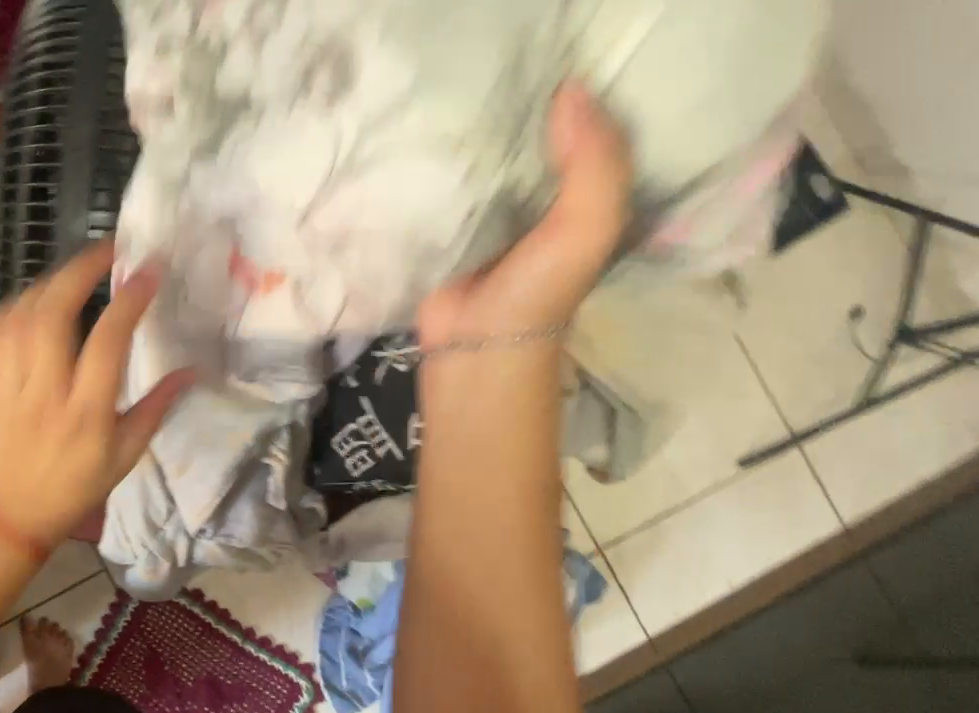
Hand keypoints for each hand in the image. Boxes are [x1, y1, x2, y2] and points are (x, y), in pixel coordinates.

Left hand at [0, 238, 195, 547]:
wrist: (17, 511)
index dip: (128, 301)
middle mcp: (44, 392)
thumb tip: (191, 371)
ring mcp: (11, 386)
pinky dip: (14, 307)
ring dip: (48, 284)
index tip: (149, 270)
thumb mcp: (127, 456)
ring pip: (20, 317)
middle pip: (52, 316)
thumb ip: (156, 409)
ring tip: (75, 274)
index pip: (106, 343)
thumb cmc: (78, 486)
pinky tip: (35, 302)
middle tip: (107, 252)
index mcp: (85, 413)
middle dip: (80, 272)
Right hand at [417, 83, 632, 348]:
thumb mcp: (589, 224)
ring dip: (463, 140)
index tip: (541, 63)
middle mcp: (531, 200)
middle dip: (509, 113)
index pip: (578, 130)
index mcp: (577, 194)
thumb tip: (569, 90)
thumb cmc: (538, 293)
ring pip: (476, 164)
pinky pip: (434, 193)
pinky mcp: (438, 234)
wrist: (475, 351)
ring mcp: (481, 217)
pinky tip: (416, 144)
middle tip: (485, 77)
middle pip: (522, 142)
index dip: (569, 97)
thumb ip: (593, 161)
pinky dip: (427, 172)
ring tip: (445, 100)